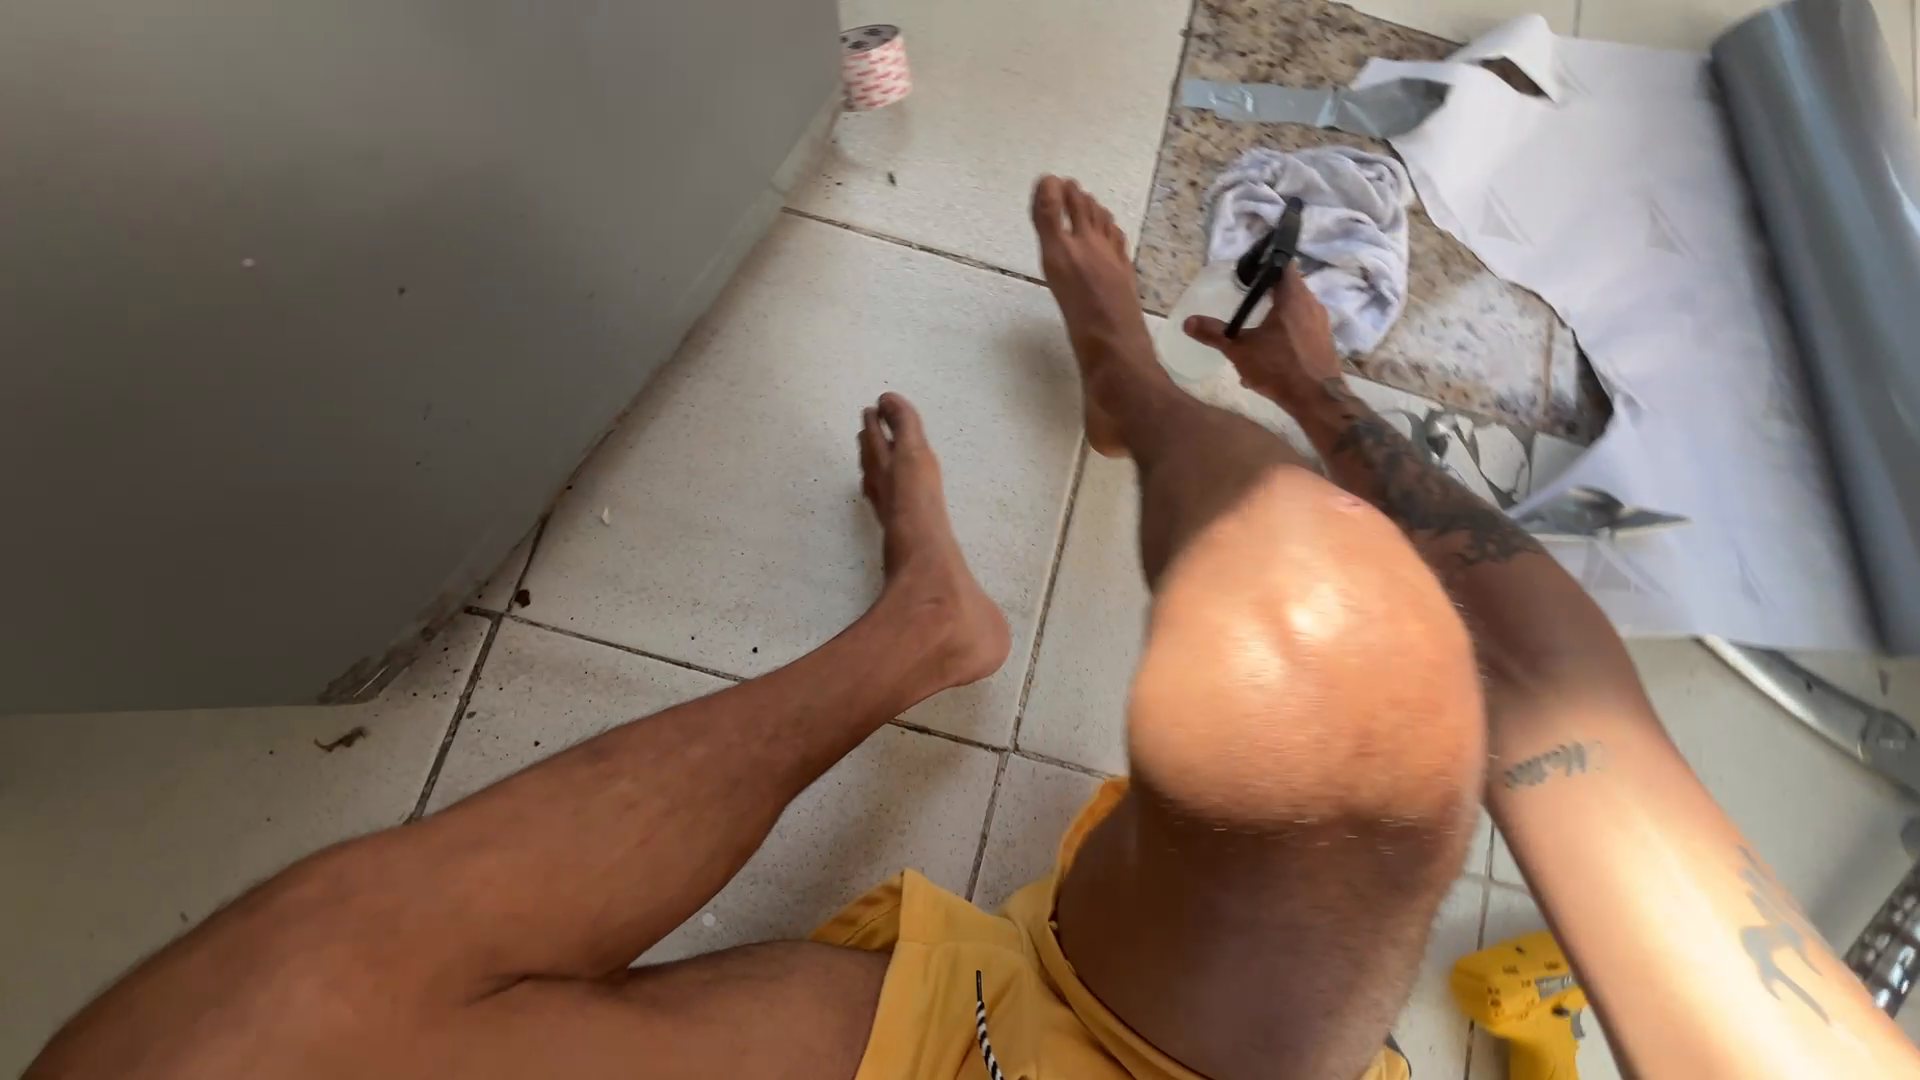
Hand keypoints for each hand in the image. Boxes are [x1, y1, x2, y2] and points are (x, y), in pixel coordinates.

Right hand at [1182, 262, 1343, 409]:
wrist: (1315, 397)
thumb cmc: (1277, 366)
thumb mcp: (1239, 350)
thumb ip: (1214, 334)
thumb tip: (1188, 322)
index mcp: (1293, 296)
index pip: (1283, 264)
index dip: (1266, 264)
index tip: (1250, 272)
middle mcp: (1311, 303)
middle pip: (1288, 288)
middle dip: (1267, 294)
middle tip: (1246, 301)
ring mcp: (1320, 322)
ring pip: (1294, 310)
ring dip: (1276, 316)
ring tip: (1255, 329)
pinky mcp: (1323, 340)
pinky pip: (1301, 328)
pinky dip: (1285, 334)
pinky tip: (1269, 353)